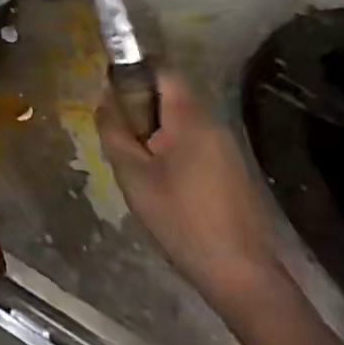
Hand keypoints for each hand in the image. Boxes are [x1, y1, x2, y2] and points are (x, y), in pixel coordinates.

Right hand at [97, 72, 275, 295]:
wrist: (240, 275)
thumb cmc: (180, 219)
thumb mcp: (133, 175)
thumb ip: (114, 131)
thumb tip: (103, 98)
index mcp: (190, 117)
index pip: (161, 70)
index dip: (134, 73)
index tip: (113, 97)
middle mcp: (212, 122)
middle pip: (170, 97)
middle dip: (142, 110)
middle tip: (122, 140)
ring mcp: (227, 146)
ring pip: (181, 123)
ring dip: (157, 134)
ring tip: (140, 167)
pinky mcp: (232, 169)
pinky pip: (196, 143)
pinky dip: (175, 152)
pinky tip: (165, 186)